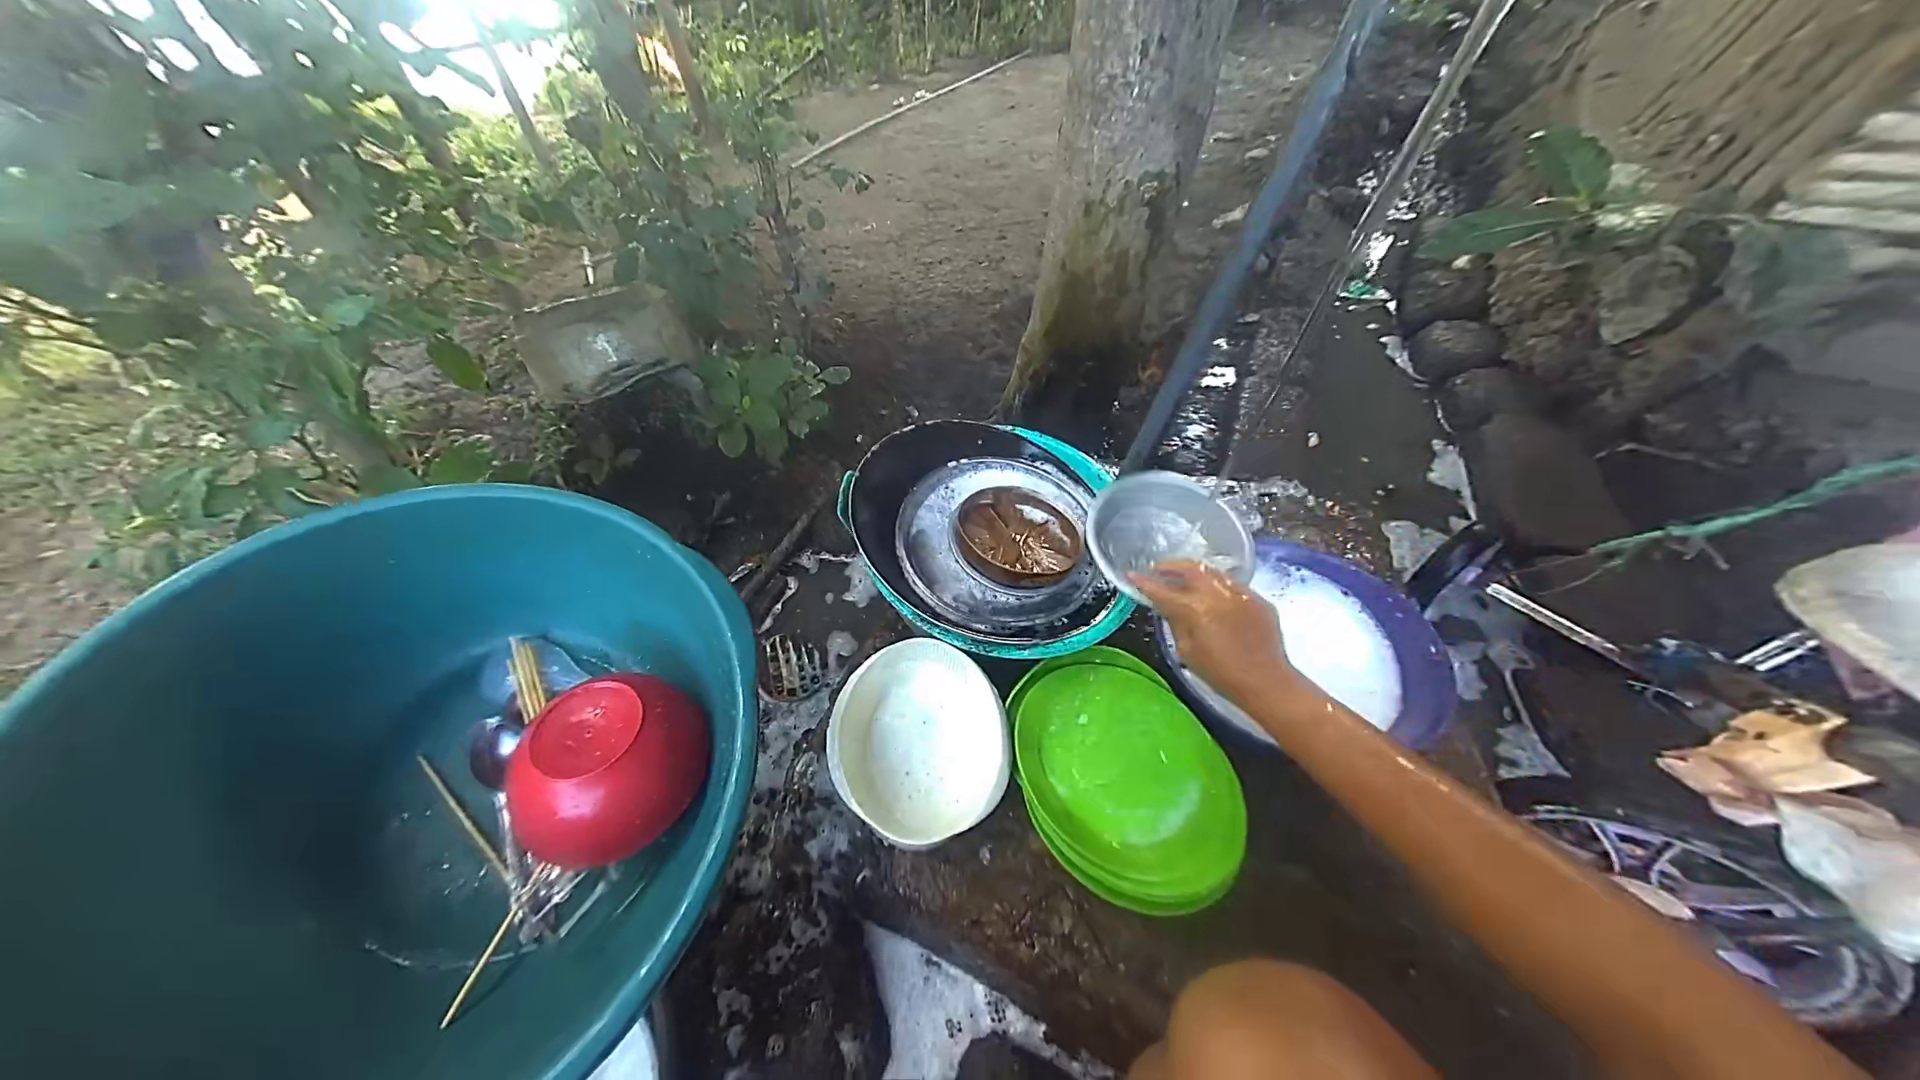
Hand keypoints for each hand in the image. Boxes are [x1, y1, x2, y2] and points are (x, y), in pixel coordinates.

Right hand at [1130, 560, 1293, 700]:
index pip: (1162, 589)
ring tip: (1184, 580)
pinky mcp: (1258, 599)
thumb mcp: (1186, 651)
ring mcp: (1241, 593)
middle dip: (1170, 566)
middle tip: (1158, 570)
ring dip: (1195, 573)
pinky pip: (1232, 586)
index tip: (1132, 576)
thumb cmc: (1220, 674)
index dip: (1144, 582)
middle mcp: (1218, 593)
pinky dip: (1217, 587)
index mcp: (1195, 608)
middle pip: (1190, 568)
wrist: (1267, 682)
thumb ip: (1175, 622)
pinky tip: (1214, 599)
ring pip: (1213, 572)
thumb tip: (1167, 606)